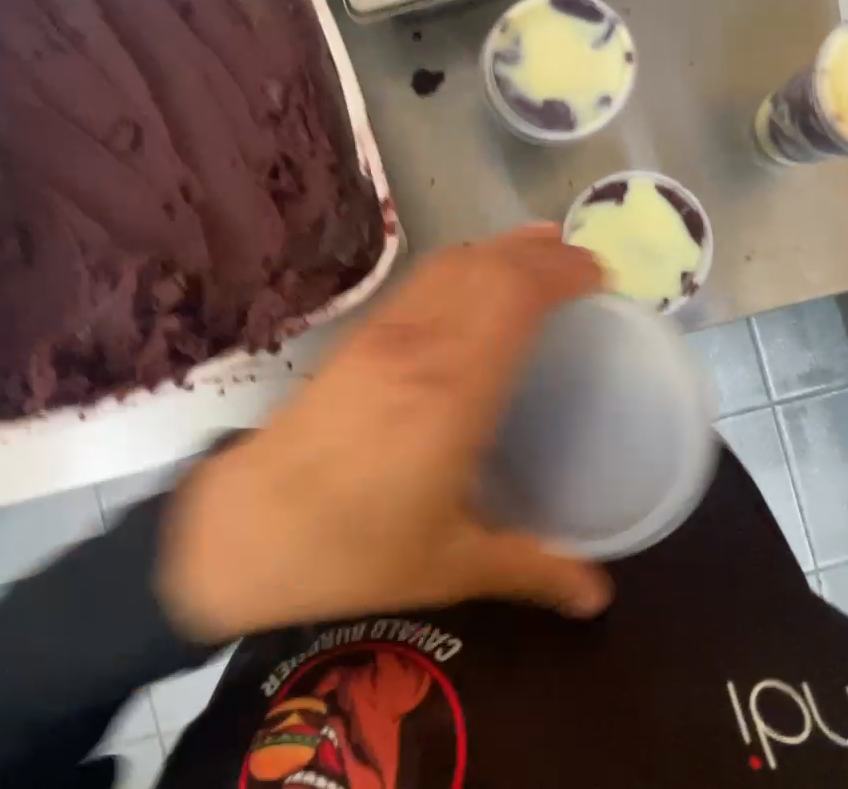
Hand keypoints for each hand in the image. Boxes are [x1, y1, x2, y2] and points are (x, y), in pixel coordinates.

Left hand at [157, 227, 613, 643]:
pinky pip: (419, 283)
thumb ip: (532, 570)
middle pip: (486, 266)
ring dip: (498, 251)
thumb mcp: (451, 566)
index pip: (515, 295)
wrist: (247, 530)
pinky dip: (459, 268)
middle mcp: (419, 344)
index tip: (600, 274)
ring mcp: (381, 335)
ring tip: (536, 255)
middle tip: (581, 263)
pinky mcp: (354, 340)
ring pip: (449, 264)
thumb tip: (599, 597)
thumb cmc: (353, 549)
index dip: (561, 271)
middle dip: (539, 252)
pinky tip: (471, 288)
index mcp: (453, 389)